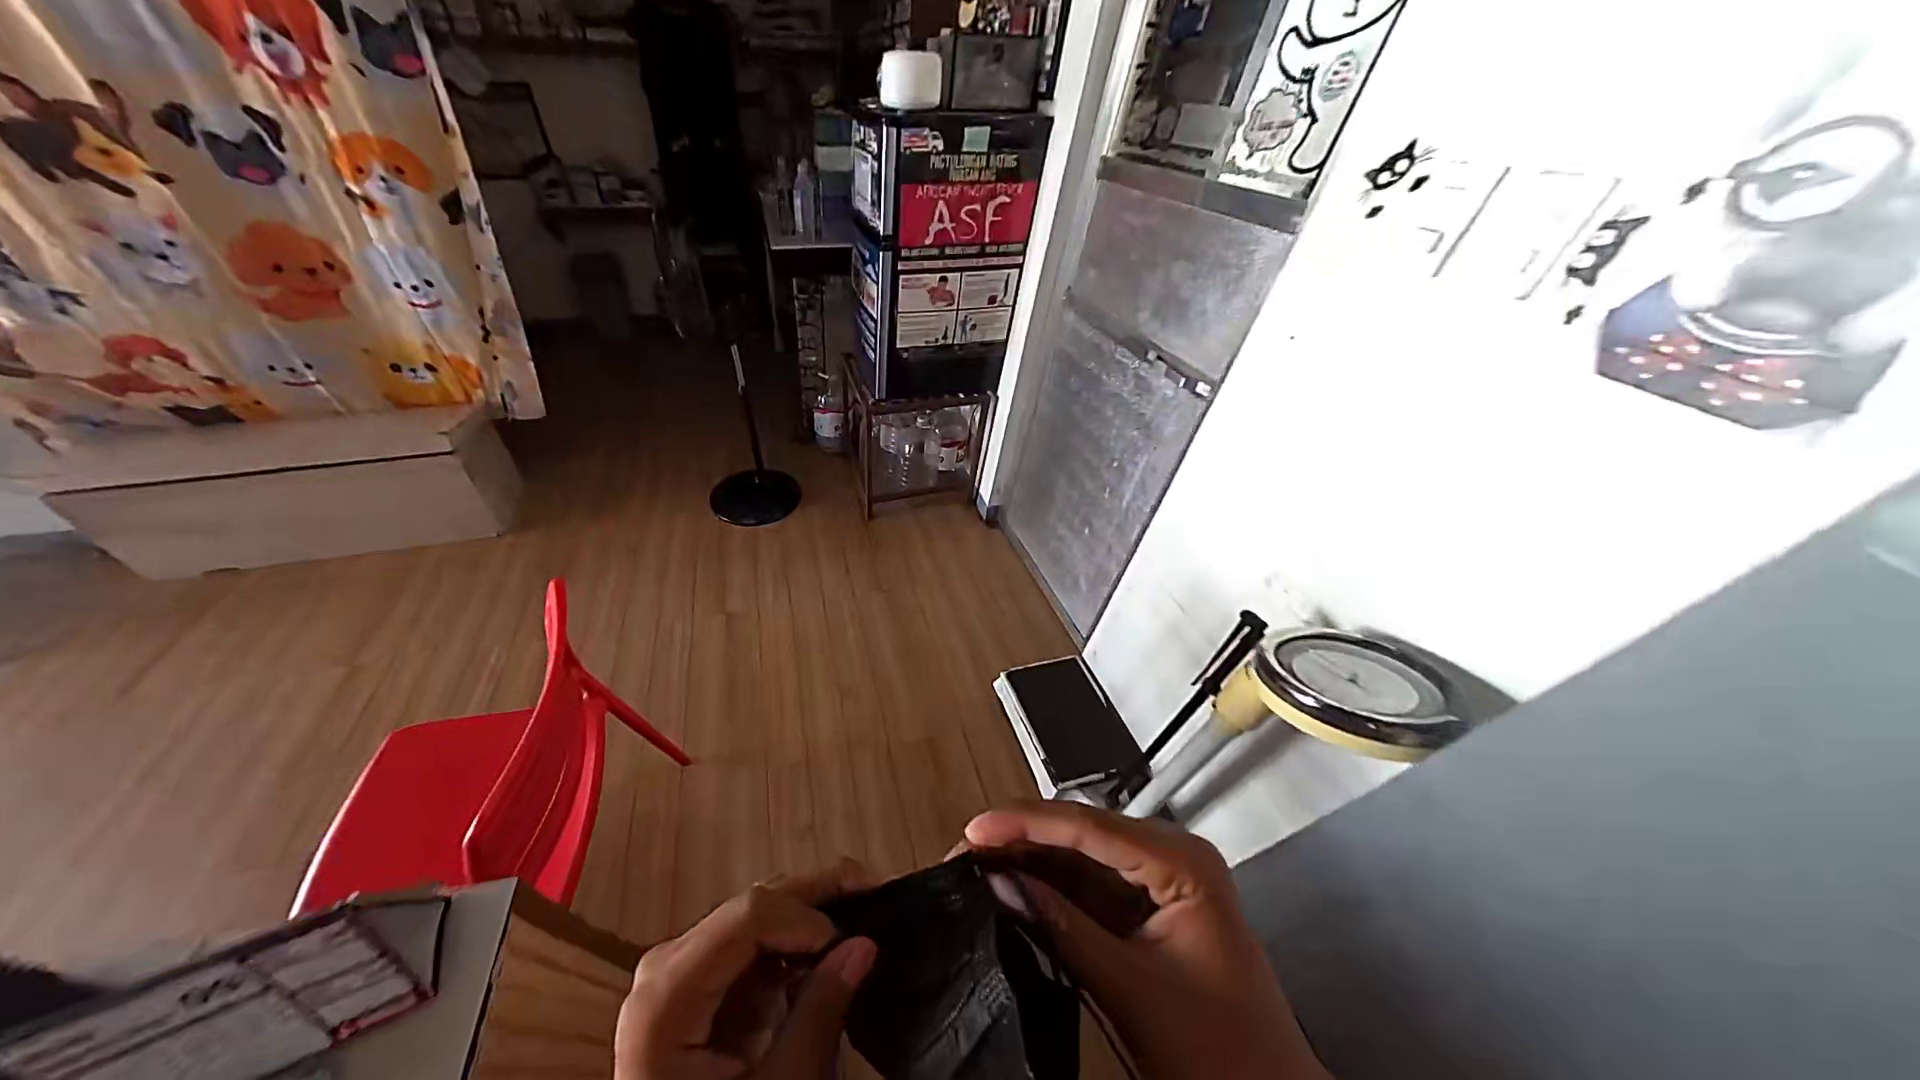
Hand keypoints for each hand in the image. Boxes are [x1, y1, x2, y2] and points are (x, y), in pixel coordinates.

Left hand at [615, 862, 878, 1079]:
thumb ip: (818, 1016)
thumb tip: (864, 945)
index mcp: (670, 995)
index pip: (747, 917)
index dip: (806, 916)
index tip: (852, 941)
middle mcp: (666, 966)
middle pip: (751, 907)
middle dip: (816, 896)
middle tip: (875, 891)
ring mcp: (678, 971)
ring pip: (755, 916)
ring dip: (809, 917)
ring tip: (858, 920)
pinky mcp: (696, 985)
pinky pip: (751, 943)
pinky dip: (792, 945)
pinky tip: (824, 956)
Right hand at [964, 802, 1330, 1079]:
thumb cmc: (1218, 1050)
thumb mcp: (1130, 987)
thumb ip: (1063, 927)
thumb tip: (1002, 882)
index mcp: (1181, 862)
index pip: (1089, 826)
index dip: (1025, 823)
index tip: (975, 830)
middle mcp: (1170, 856)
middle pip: (1081, 832)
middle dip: (1021, 839)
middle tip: (967, 851)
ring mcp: (1158, 880)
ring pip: (1080, 855)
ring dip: (1030, 861)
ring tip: (979, 868)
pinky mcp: (1145, 906)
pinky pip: (1088, 885)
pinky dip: (1049, 888)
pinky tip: (1013, 888)